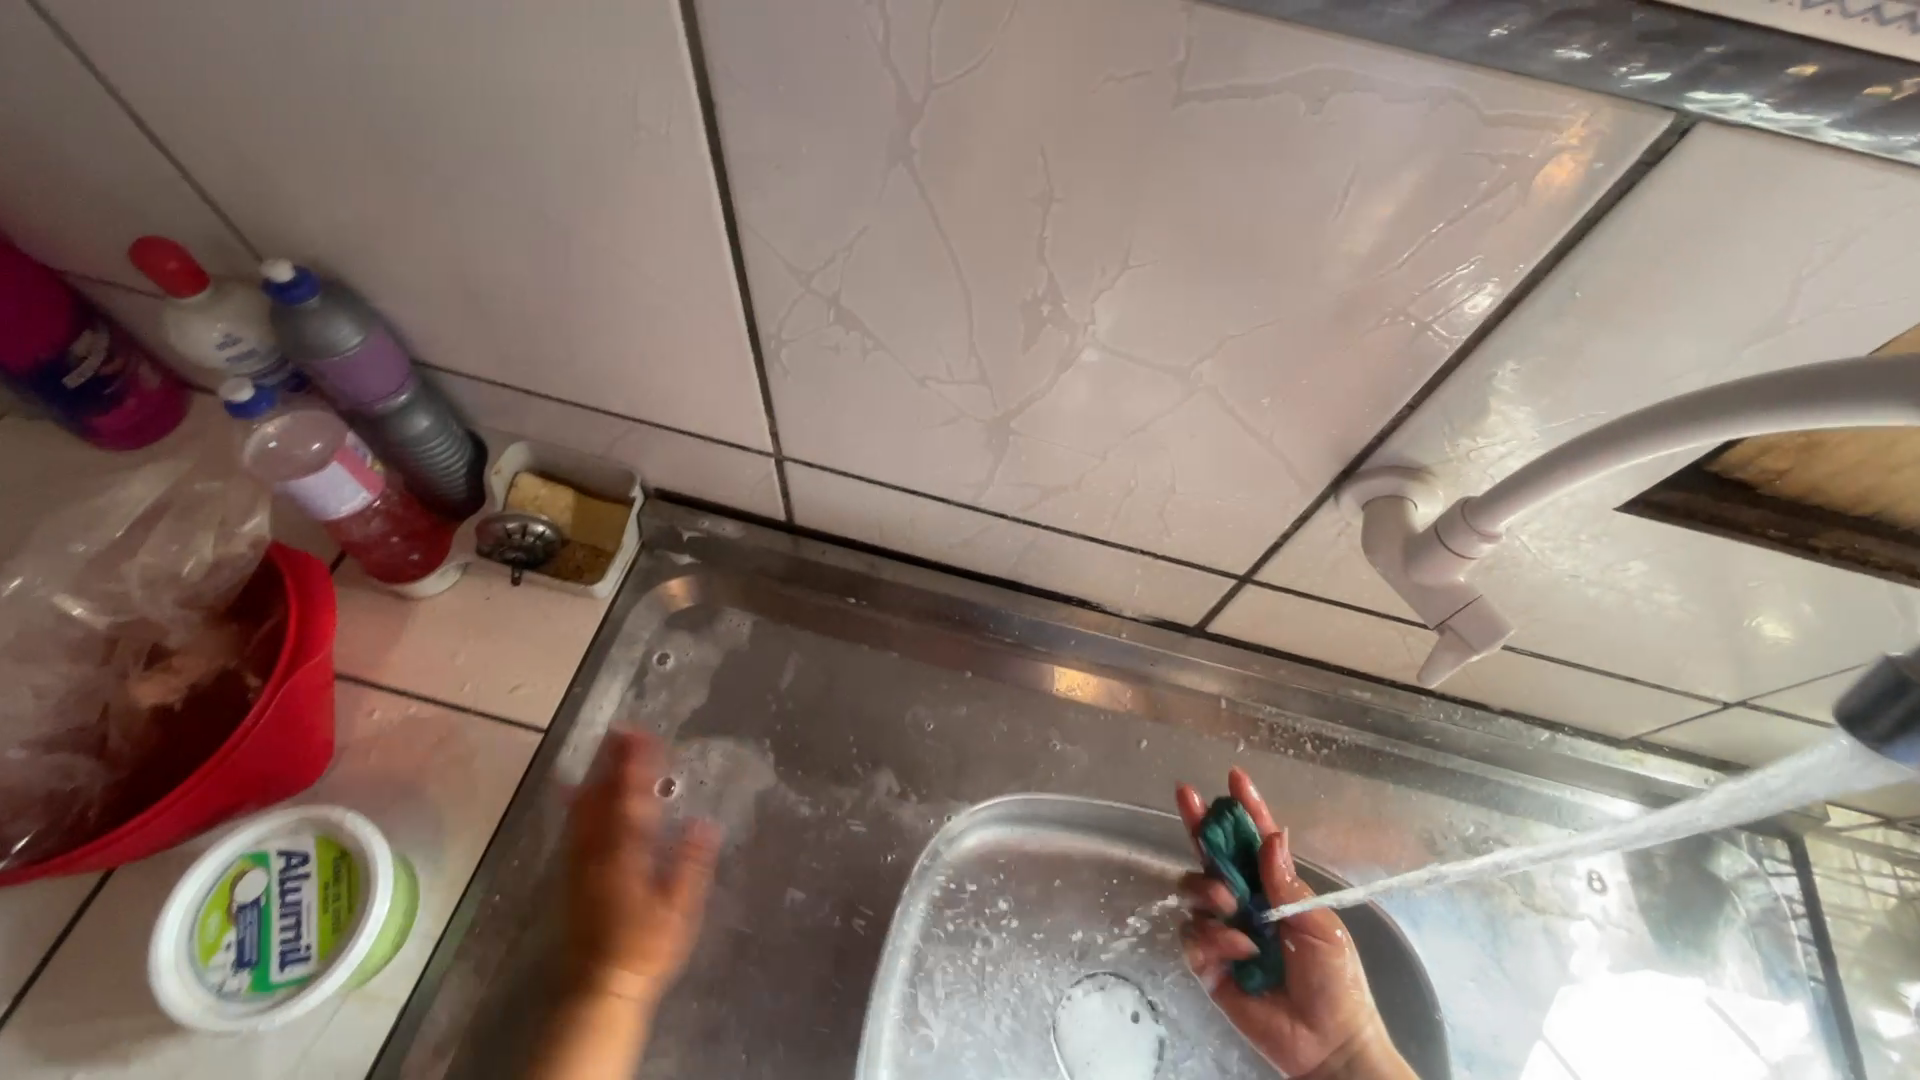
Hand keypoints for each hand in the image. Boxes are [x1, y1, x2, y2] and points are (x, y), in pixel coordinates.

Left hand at [565, 731, 721, 1006]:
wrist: (601, 986)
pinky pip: (573, 828)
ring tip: (603, 751)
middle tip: (622, 731)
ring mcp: (582, 864)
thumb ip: (691, 865)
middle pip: (603, 798)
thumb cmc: (647, 947)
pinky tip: (576, 793)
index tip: (641, 735)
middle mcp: (599, 853)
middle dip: (613, 762)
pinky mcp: (573, 877)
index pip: (632, 801)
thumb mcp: (680, 909)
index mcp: (628, 856)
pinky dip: (577, 803)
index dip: (636, 766)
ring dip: (595, 776)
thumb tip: (705, 823)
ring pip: (584, 810)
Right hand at [1176, 769, 1411, 1079]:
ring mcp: (1222, 931)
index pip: (1255, 842)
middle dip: (1198, 823)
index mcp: (1274, 889)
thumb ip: (1288, 884)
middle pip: (1210, 855)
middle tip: (1189, 798)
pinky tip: (1238, 950)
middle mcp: (1243, 902)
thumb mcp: (1321, 927)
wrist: (1329, 1044)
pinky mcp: (1208, 964)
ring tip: (1230, 903)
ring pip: (1193, 889)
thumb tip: (1272, 836)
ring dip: (1207, 887)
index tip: (1234, 777)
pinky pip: (1192, 935)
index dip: (1245, 809)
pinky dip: (1213, 937)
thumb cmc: (1337, 983)